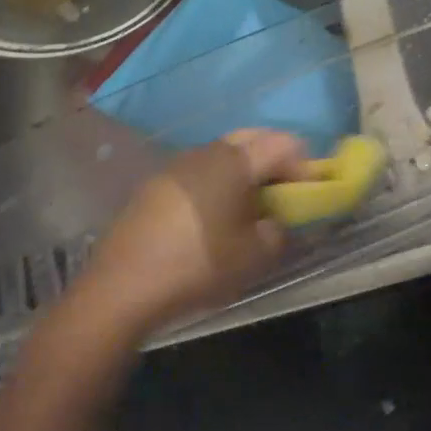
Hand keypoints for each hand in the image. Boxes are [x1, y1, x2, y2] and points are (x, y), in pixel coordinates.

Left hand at [70, 129, 306, 339]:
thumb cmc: (197, 266)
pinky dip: (217, 183)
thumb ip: (281, 232)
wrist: (119, 291)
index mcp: (235, 160)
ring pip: (223, 154)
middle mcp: (206, 151)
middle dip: (276, 160)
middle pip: (253, 139)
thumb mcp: (256, 256)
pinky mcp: (154, 187)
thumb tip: (281, 222)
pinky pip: (199, 172)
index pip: (284, 144)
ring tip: (250, 205)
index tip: (310, 193)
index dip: (305, 165)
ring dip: (244, 170)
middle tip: (285, 192)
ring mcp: (176, 166)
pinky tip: (213, 216)